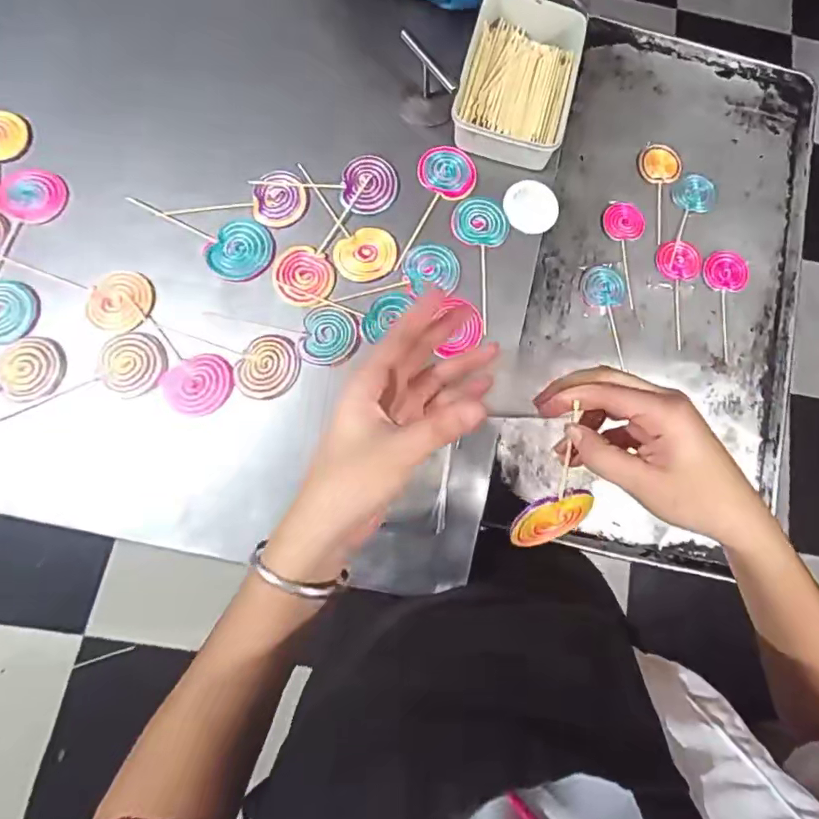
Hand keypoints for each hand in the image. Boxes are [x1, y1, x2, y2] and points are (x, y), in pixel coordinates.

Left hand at [264, 292, 496, 580]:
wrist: (328, 525)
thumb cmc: (352, 480)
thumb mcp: (398, 450)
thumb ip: (440, 426)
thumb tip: (482, 405)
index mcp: (368, 386)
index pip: (398, 342)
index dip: (420, 316)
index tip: (442, 293)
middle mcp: (379, 395)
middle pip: (416, 358)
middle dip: (443, 337)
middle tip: (472, 317)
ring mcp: (390, 417)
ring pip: (428, 386)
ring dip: (456, 373)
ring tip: (491, 356)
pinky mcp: (400, 439)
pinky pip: (431, 413)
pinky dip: (453, 405)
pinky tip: (478, 396)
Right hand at [534, 367, 771, 544]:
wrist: (736, 517)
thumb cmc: (696, 501)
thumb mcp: (642, 483)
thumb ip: (601, 455)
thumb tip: (569, 433)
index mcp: (663, 409)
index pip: (605, 389)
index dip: (569, 395)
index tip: (541, 408)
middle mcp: (664, 401)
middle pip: (608, 383)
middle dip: (572, 393)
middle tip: (542, 409)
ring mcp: (664, 412)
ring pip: (614, 400)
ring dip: (586, 417)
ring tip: (564, 448)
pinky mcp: (663, 426)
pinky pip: (625, 419)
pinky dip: (602, 432)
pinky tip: (585, 452)